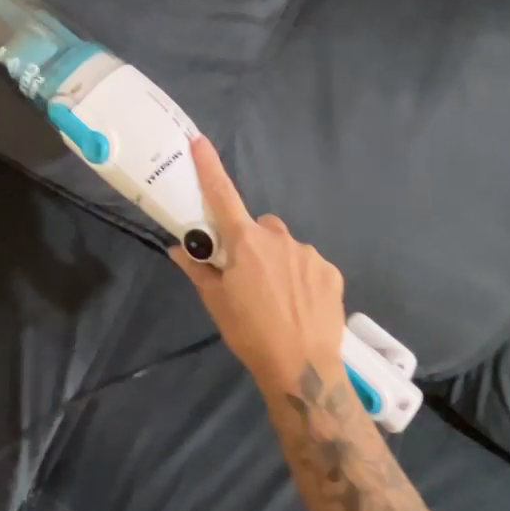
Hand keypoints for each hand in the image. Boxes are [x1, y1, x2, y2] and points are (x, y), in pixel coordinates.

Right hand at [169, 137, 346, 389]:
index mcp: (245, 241)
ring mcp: (308, 253)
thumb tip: (179, 249)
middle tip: (246, 273)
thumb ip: (198, 269)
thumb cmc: (250, 333)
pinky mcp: (330, 271)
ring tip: (276, 297)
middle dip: (251, 241)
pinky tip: (299, 305)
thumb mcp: (215, 302)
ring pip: (285, 245)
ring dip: (278, 260)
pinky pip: (308, 263)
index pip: (222, 194)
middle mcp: (278, 238)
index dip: (210, 166)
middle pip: (259, 226)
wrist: (302, 369)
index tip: (200, 141)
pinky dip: (301, 276)